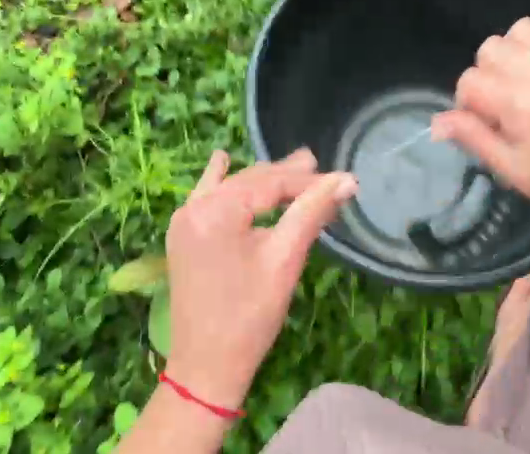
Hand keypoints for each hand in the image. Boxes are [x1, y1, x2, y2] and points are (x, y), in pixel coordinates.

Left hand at [162, 149, 357, 410]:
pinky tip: (223, 160)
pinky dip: (220, 180)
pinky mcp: (182, 236)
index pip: (272, 183)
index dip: (309, 181)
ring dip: (263, 180)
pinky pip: (206, 196)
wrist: (205, 368)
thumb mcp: (285, 260)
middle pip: (252, 181)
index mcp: (217, 210)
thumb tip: (346, 180)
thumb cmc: (249, 317)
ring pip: (233, 187)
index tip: (343, 182)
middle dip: (288, 177)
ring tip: (297, 168)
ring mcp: (184, 221)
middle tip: (322, 169)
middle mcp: (195, 207)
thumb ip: (312, 212)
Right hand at [433, 16, 529, 236]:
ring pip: (521, 29)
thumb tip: (437, 121)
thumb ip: (474, 138)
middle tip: (506, 101)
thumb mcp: (513, 170)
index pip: (469, 81)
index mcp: (515, 103)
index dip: (468, 102)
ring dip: (516, 50)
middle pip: (490, 49)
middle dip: (489, 73)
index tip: (485, 120)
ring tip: (527, 77)